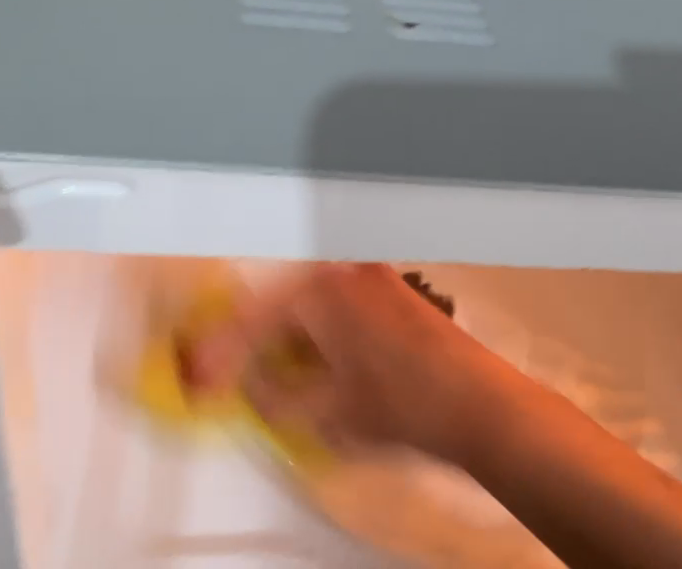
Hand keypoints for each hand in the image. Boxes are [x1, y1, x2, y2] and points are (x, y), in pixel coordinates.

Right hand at [188, 263, 522, 462]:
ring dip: (285, 330)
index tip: (199, 378)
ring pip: (309, 297)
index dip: (220, 351)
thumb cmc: (401, 404)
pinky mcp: (394, 289)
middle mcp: (342, 269)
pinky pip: (337, 300)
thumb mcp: (327, 411)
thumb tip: (248, 384)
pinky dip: (317, 325)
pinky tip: (319, 354)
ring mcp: (372, 275)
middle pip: (279, 298)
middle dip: (251, 335)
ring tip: (272, 366)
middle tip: (229, 369)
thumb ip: (275, 396)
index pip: (251, 318)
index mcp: (318, 289)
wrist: (483, 403)